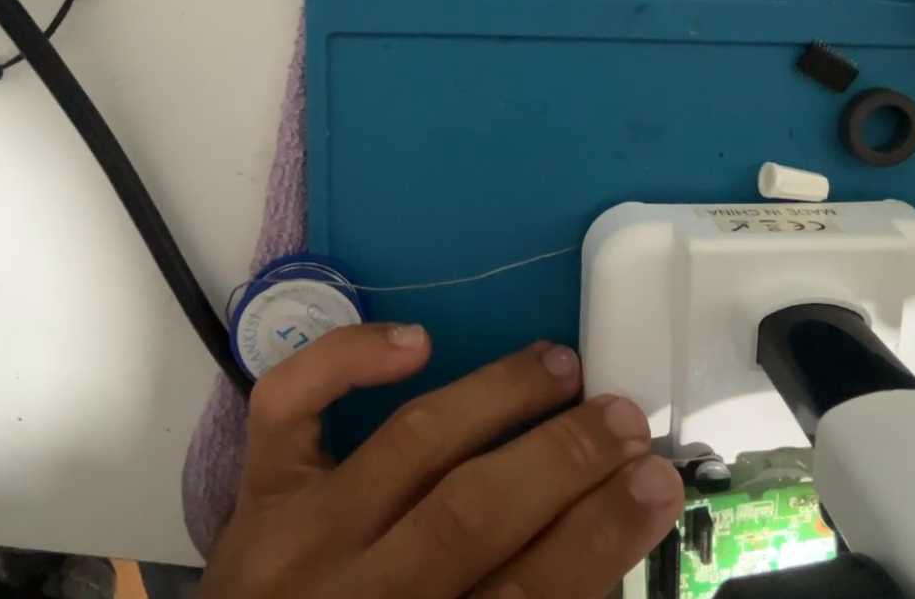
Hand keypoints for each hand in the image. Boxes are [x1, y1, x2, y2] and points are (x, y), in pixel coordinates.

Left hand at [202, 323, 684, 598]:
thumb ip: (524, 596)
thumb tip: (601, 518)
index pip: (526, 594)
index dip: (600, 532)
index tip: (655, 478)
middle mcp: (355, 594)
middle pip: (471, 510)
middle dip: (562, 455)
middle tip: (622, 414)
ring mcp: (297, 534)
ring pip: (410, 443)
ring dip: (497, 394)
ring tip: (560, 363)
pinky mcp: (259, 488)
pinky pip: (290, 404)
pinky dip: (348, 359)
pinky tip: (416, 340)